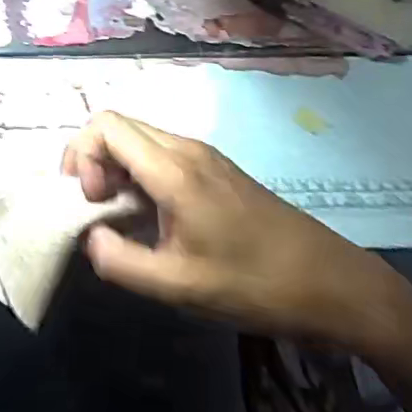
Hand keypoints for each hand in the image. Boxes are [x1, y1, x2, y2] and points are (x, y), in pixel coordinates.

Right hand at [61, 111, 411, 348]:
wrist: (328, 281)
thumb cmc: (253, 283)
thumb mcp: (179, 286)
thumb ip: (121, 261)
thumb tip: (88, 237)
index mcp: (173, 168)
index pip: (105, 125)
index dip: (83, 157)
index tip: (92, 202)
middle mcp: (186, 147)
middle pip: (118, 126)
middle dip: (93, 161)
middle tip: (98, 210)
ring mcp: (203, 155)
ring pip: (138, 140)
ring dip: (116, 169)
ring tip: (121, 218)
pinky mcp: (214, 169)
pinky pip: (160, 154)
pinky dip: (139, 175)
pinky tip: (151, 217)